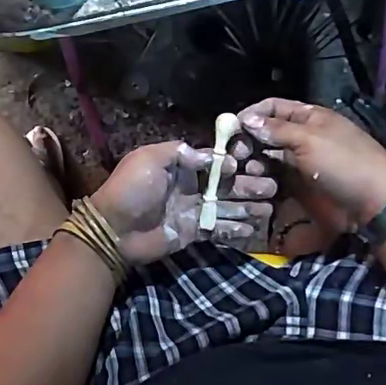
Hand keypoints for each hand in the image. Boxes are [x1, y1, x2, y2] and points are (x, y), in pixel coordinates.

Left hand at [89, 140, 276, 264]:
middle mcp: (188, 186)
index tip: (248, 163)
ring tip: (269, 206)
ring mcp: (191, 210)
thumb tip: (210, 157)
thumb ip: (180, 152)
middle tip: (270, 186)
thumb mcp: (149, 159)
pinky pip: (217, 227)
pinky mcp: (192, 231)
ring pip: (225, 205)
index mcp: (178, 166)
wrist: (114, 229)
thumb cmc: (131, 189)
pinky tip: (252, 227)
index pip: (211, 161)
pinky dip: (234, 227)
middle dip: (246, 185)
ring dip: (247, 206)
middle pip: (224, 184)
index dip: (230, 163)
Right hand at [234, 98, 385, 223]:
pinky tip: (256, 186)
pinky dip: (261, 181)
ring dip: (253, 164)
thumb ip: (275, 129)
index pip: (273, 107)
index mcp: (309, 118)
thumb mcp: (310, 140)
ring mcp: (299, 163)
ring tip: (247, 173)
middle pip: (265, 133)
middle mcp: (302, 138)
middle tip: (236, 156)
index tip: (232, 128)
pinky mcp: (298, 186)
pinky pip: (272, 179)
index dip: (252, 114)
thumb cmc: (344, 163)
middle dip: (248, 142)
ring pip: (265, 158)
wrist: (373, 203)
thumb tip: (245, 119)